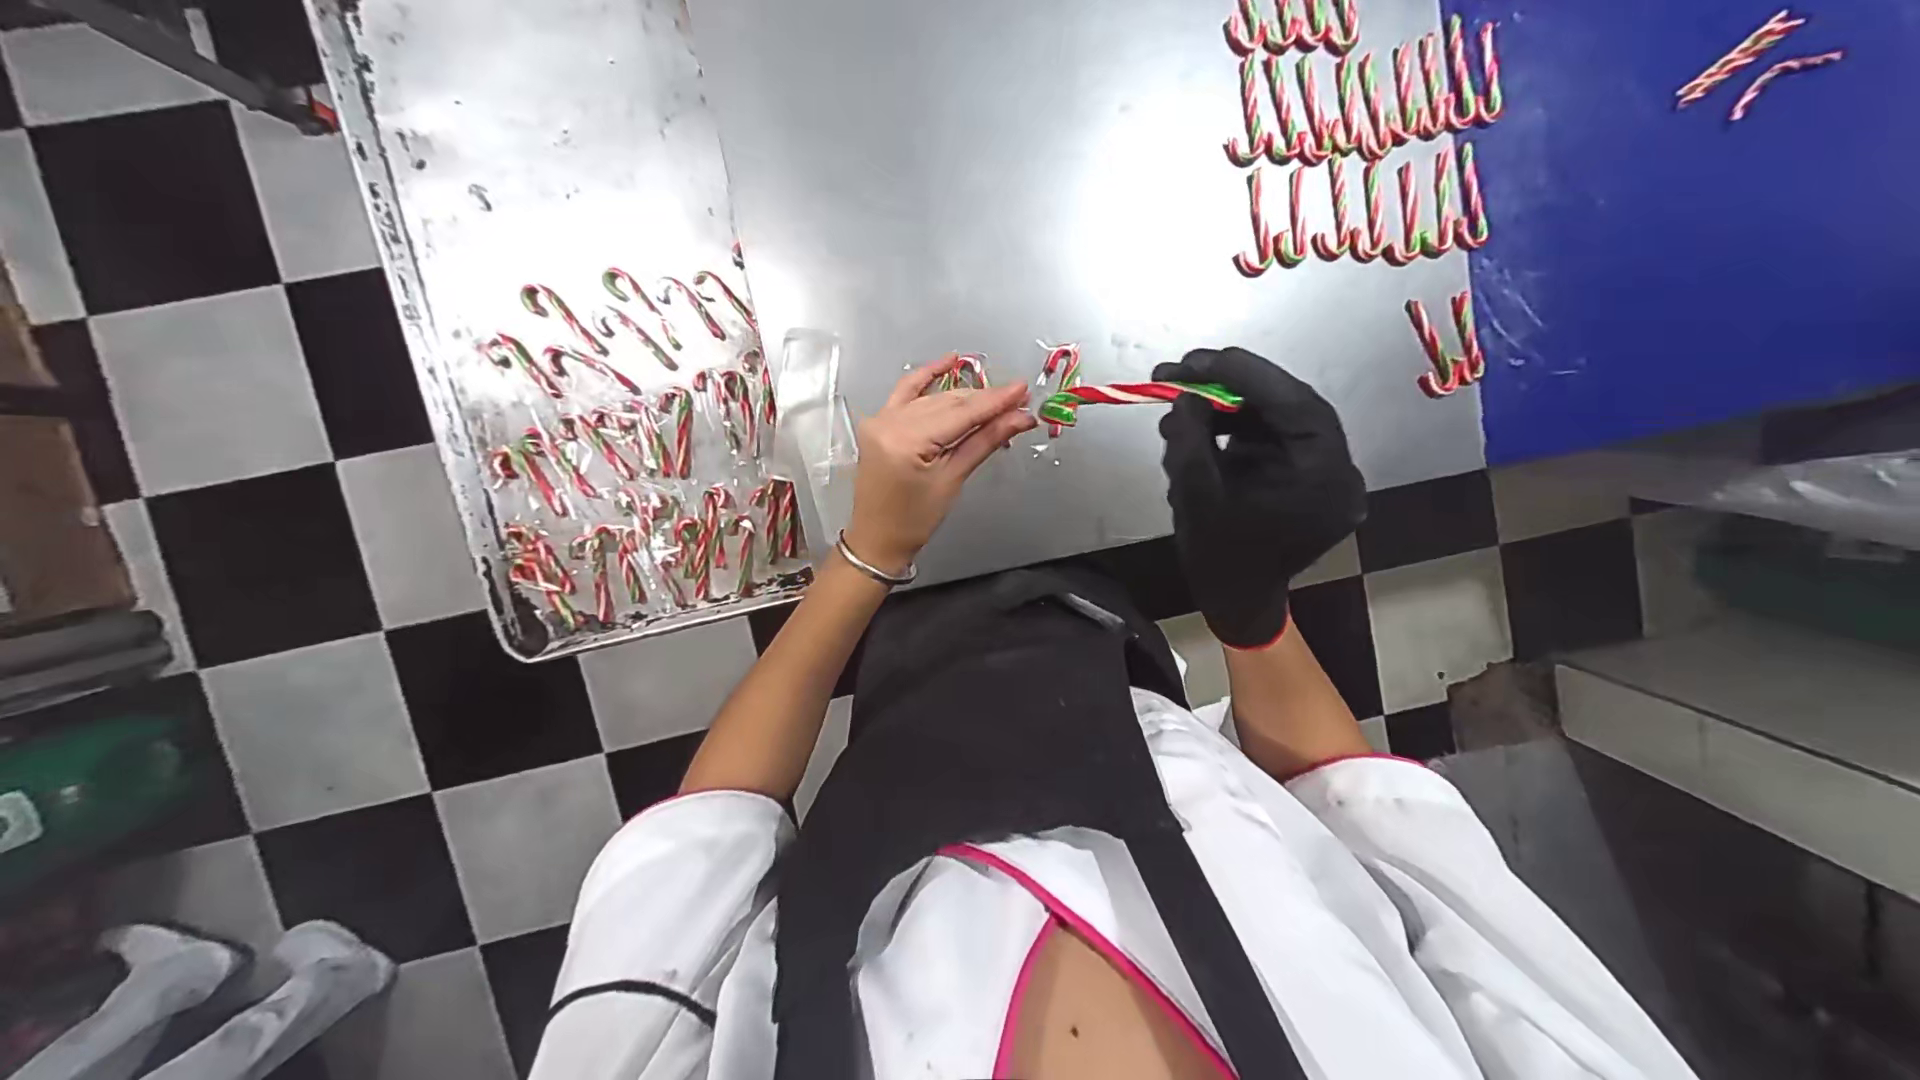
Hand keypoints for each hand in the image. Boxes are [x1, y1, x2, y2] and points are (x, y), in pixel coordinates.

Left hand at [843, 357, 1037, 574]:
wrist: (877, 539)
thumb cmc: (914, 520)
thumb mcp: (953, 480)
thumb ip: (984, 441)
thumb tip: (1019, 418)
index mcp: (907, 440)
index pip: (961, 413)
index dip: (995, 401)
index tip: (1023, 390)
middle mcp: (890, 422)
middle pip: (948, 402)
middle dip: (984, 401)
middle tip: (1019, 400)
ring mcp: (881, 419)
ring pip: (932, 399)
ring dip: (964, 396)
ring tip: (997, 397)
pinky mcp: (879, 422)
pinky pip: (906, 393)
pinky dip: (927, 378)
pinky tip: (949, 362)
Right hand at [1155, 347, 1364, 647]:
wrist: (1234, 601)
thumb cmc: (1218, 559)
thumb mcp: (1196, 497)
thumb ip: (1190, 441)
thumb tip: (1185, 395)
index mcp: (1325, 479)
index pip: (1295, 406)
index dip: (1245, 375)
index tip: (1198, 359)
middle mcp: (1334, 469)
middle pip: (1284, 406)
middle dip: (1229, 386)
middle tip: (1179, 371)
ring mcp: (1317, 469)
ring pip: (1272, 417)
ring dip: (1223, 406)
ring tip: (1175, 404)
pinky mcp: (1297, 472)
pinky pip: (1265, 435)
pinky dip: (1229, 427)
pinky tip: (1193, 428)